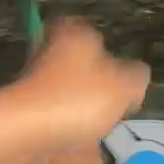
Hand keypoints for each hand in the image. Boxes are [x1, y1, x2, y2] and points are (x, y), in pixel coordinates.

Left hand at [9, 18, 149, 149]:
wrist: (28, 127)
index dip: (108, 52)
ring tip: (98, 121)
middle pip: (79, 57)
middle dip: (96, 78)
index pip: (92, 31)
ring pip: (67, 81)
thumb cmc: (79, 98)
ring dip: (82, 100)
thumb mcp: (123, 85)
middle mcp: (50, 45)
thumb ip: (135, 75)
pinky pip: (55, 104)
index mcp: (72, 32)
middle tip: (113, 101)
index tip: (120, 75)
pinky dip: (67, 116)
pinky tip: (78, 132)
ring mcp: (35, 72)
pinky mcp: (27, 98)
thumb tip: (135, 71)